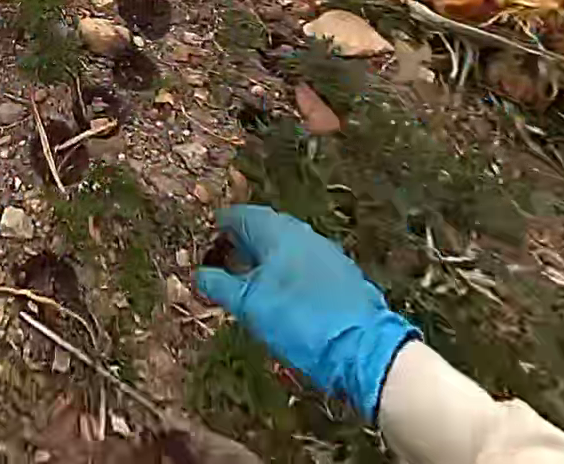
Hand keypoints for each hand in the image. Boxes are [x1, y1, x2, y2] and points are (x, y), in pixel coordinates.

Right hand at [194, 205, 416, 420]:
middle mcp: (297, 229)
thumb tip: (198, 274)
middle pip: (259, 229)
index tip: (204, 249)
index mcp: (273, 228)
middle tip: (223, 269)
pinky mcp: (338, 269)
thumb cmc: (298, 318)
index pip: (235, 216)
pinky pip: (300, 261)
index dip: (216, 231)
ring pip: (281, 245)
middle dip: (239, 246)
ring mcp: (321, 247)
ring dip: (262, 260)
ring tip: (249, 287)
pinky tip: (282, 297)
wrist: (364, 347)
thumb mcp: (250, 305)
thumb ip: (220, 286)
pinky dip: (285, 271)